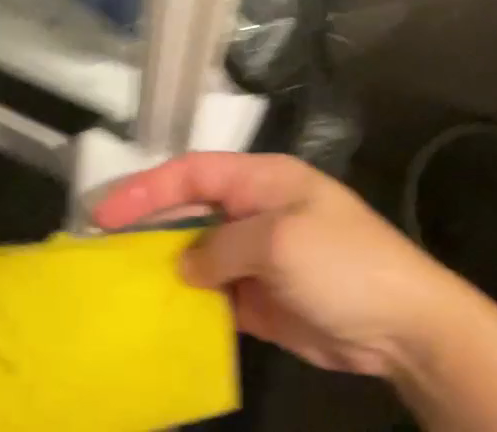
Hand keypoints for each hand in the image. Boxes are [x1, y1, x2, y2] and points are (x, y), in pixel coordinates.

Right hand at [93, 152, 475, 377]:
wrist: (399, 324)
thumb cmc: (344, 263)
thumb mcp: (281, 242)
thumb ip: (224, 247)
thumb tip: (184, 263)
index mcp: (264, 181)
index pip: (195, 172)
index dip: (148, 188)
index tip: (103, 212)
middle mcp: (255, 213)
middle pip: (190, 212)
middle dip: (146, 228)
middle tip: (97, 251)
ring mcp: (257, 258)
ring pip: (196, 258)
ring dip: (162, 271)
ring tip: (115, 290)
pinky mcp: (259, 300)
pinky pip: (212, 297)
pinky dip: (185, 306)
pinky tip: (155, 321)